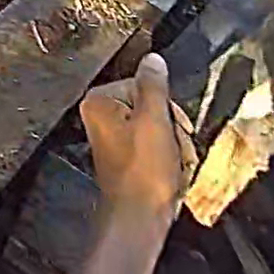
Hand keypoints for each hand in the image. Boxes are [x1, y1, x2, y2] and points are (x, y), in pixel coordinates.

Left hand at [80, 53, 193, 236]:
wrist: (141, 216)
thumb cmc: (145, 169)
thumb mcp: (155, 121)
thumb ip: (154, 86)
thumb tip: (152, 58)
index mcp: (99, 100)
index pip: (145, 86)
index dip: (166, 108)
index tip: (173, 128)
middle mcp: (99, 112)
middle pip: (150, 104)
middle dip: (172, 128)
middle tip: (174, 150)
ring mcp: (111, 132)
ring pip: (157, 125)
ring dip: (174, 144)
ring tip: (173, 163)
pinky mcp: (124, 150)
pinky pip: (153, 142)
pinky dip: (167, 155)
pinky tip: (170, 171)